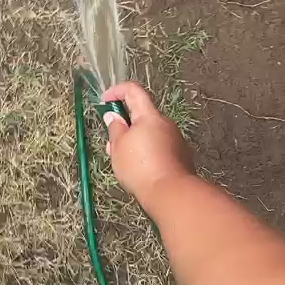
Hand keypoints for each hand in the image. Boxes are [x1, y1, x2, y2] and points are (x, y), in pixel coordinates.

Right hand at [99, 81, 194, 202]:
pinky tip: (138, 168)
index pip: (133, 91)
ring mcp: (175, 139)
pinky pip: (158, 144)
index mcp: (149, 116)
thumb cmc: (140, 167)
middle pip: (141, 114)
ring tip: (122, 160)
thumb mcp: (118, 146)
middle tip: (112, 141)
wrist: (172, 194)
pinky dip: (145, 149)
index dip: (116, 91)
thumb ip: (115, 127)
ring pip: (149, 131)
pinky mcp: (180, 155)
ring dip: (133, 139)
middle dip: (124, 123)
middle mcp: (165, 123)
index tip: (104, 100)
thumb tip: (114, 116)